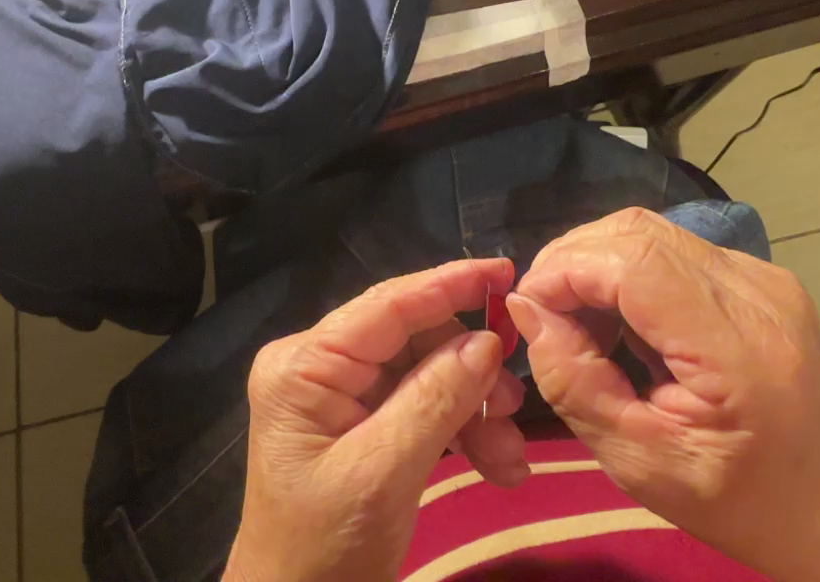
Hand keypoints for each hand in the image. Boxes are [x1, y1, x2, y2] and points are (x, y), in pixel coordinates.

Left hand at [225, 259, 528, 581]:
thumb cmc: (324, 549)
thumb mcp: (382, 473)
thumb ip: (435, 398)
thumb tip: (487, 339)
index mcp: (305, 363)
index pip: (388, 304)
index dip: (450, 283)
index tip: (506, 270)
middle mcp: (319, 364)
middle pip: (412, 339)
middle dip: (468, 372)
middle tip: (514, 403)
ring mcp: (338, 393)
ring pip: (424, 373)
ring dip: (471, 409)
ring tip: (508, 455)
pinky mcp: (359, 421)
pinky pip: (419, 405)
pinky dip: (458, 430)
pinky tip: (495, 463)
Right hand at [507, 208, 819, 572]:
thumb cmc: (736, 499)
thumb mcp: (638, 461)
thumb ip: (574, 382)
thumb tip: (526, 308)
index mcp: (738, 349)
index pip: (634, 263)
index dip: (566, 270)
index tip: (528, 309)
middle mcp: (756, 293)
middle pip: (637, 233)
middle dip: (571, 260)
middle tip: (544, 312)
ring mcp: (761, 274)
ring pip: (648, 229)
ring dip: (594, 261)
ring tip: (579, 317)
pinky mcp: (756, 271)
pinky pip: (669, 245)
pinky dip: (624, 268)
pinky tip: (620, 316)